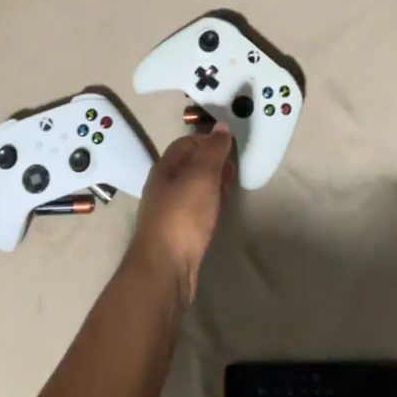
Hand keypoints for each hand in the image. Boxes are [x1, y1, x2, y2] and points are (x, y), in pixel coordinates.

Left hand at [129, 123, 236, 303]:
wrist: (165, 269)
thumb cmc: (183, 216)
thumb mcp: (202, 176)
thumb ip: (213, 150)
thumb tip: (221, 127)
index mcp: (165, 168)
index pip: (187, 143)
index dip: (209, 141)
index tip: (231, 149)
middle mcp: (163, 186)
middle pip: (190, 165)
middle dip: (213, 163)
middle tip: (233, 171)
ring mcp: (168, 211)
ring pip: (194, 188)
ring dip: (212, 185)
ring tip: (229, 190)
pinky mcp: (176, 232)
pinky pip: (195, 209)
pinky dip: (210, 205)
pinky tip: (218, 212)